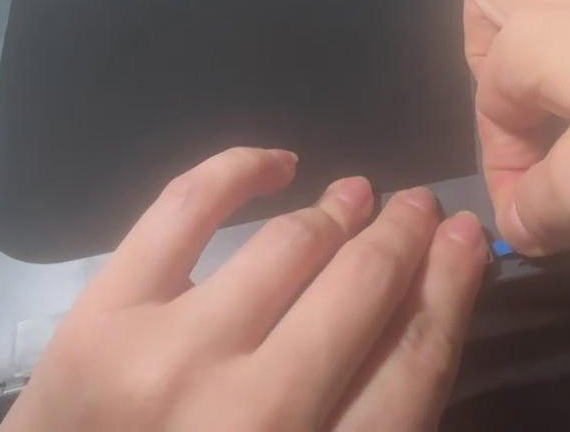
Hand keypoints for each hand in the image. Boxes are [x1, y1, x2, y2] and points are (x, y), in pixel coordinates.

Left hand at [2, 147, 488, 430]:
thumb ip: (361, 418)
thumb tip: (420, 304)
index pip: (411, 364)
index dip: (449, 289)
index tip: (466, 239)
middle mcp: (253, 418)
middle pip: (359, 291)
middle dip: (403, 236)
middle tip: (418, 205)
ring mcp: (170, 360)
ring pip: (289, 246)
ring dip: (337, 209)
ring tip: (356, 193)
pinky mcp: (103, 318)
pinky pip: (187, 206)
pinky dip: (238, 169)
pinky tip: (276, 162)